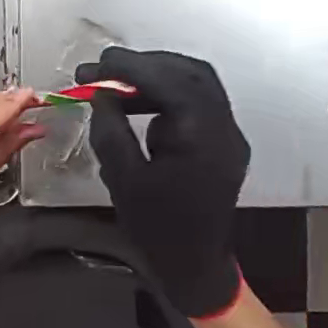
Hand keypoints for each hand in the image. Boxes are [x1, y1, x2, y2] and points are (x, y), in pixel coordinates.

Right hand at [75, 48, 249, 317]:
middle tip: (104, 69)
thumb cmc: (157, 229)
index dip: (132, 66)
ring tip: (115, 88)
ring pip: (195, 87)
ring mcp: (228, 136)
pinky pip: (196, 107)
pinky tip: (137, 108)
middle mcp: (224, 128)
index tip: (99, 62)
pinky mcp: (222, 145)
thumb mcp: (124, 180)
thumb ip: (110, 132)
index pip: (170, 81)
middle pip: (189, 74)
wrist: (194, 266)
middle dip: (145, 66)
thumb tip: (101, 96)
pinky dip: (165, 99)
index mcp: (203, 136)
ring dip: (155, 80)